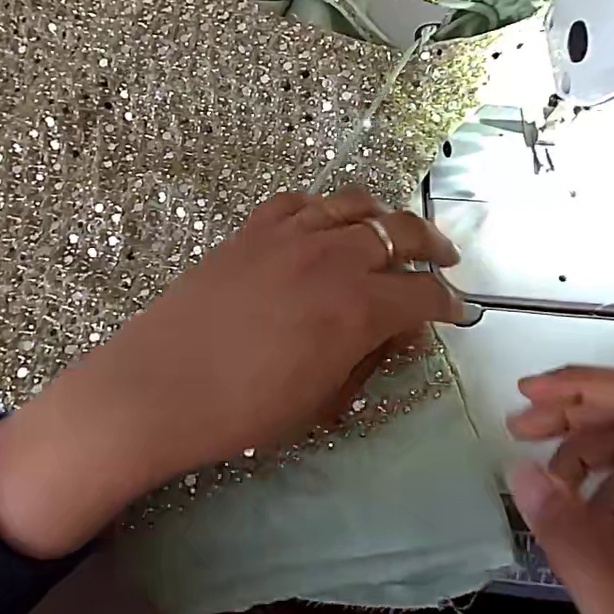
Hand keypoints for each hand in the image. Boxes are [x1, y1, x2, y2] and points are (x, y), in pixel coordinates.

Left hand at [0, 189, 465, 556]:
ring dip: (384, 218)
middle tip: (444, 261)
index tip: (457, 311)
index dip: (448, 304)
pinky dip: (323, 210)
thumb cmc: (243, 411)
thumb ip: (369, 358)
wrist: (157, 388)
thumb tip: (396, 332)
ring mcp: (289, 234)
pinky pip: (300, 202)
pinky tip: (325, 225)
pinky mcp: (252, 229)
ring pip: (354, 204)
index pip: (423, 294)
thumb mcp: (322, 400)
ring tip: (392, 232)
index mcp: (356, 307)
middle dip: (432, 246)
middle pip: (400, 232)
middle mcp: (331, 257)